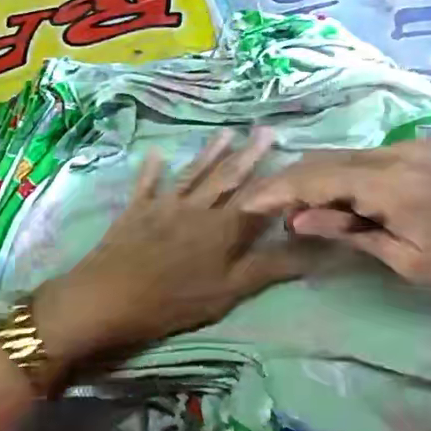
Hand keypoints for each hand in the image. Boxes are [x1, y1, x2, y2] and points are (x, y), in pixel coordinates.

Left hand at [33, 129, 313, 369]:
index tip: (294, 156)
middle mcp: (197, 208)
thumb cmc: (174, 300)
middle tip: (265, 130)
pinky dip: (151, 169)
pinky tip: (155, 153)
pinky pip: (146, 185)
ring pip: (192, 175)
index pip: (258, 198)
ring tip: (225, 132)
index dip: (277, 178)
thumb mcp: (230, 291)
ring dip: (209, 153)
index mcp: (223, 228)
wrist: (111, 295)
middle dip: (248, 155)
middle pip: (227, 178)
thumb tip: (320, 250)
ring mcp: (164, 206)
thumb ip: (271, 267)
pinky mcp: (135, 211)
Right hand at [237, 140, 430, 328]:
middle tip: (264, 207)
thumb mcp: (409, 260)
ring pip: (345, 156)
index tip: (245, 205)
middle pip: (323, 160)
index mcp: (387, 183)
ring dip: (315, 177)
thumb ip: (349, 232)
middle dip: (288, 181)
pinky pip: (369, 158)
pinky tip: (341, 196)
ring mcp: (413, 147)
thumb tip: (299, 219)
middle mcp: (394, 153)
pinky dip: (344, 174)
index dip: (274, 191)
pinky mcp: (429, 149)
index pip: (311, 179)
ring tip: (297, 206)